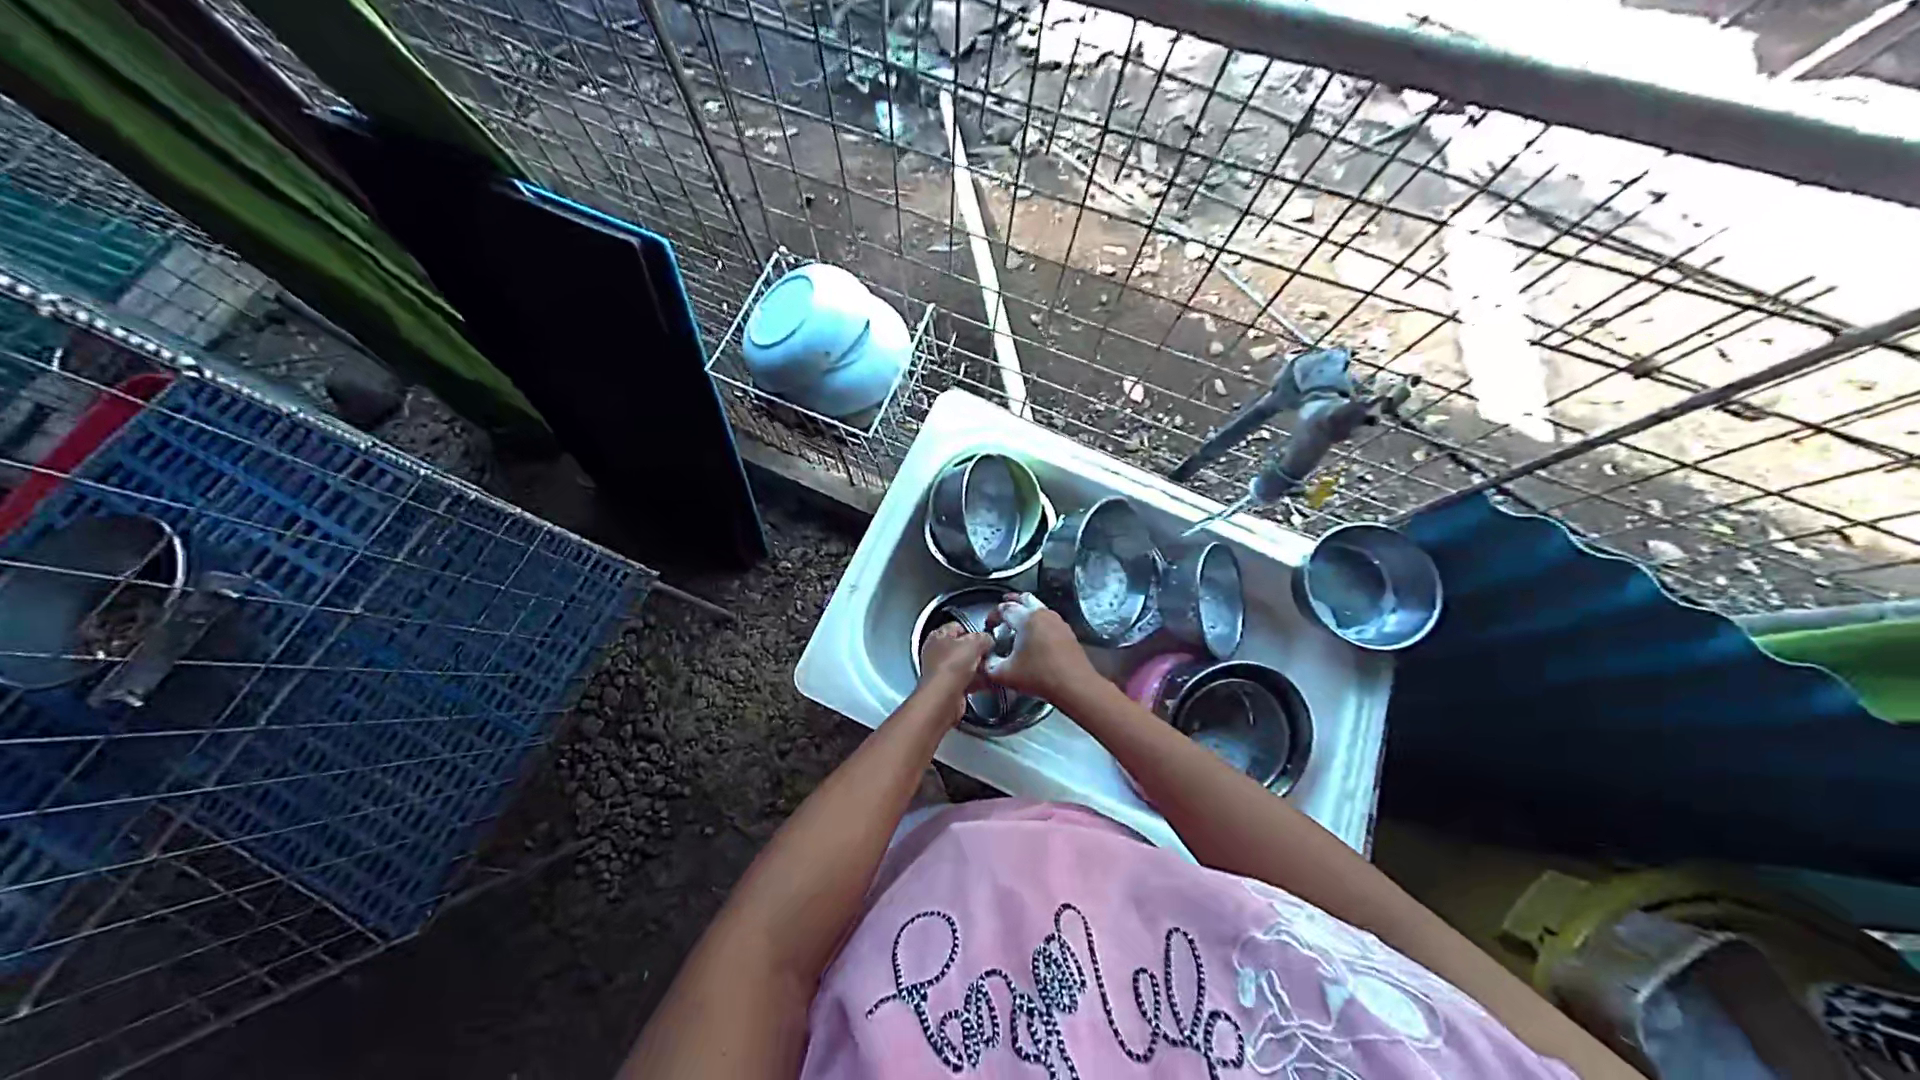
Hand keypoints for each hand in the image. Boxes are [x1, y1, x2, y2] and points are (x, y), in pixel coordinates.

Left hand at [917, 621, 991, 694]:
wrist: (945, 698)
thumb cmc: (953, 665)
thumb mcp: (974, 643)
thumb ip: (984, 638)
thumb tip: (988, 640)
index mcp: (938, 637)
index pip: (957, 627)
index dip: (972, 631)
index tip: (985, 637)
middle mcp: (937, 653)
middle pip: (963, 648)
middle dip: (978, 652)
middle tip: (990, 654)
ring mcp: (943, 671)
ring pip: (966, 666)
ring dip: (979, 668)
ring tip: (992, 668)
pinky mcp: (949, 688)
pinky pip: (967, 681)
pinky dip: (977, 682)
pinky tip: (988, 682)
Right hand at [983, 593, 1095, 702]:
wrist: (1074, 685)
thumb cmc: (1040, 676)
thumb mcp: (1005, 674)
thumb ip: (989, 665)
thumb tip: (986, 661)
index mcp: (1026, 618)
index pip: (1005, 608)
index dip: (993, 614)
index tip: (989, 624)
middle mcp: (1043, 614)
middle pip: (1025, 599)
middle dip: (1012, 602)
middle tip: (1003, 611)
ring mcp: (1058, 622)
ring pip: (1039, 608)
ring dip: (1027, 611)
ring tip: (1018, 623)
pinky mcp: (1067, 632)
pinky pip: (1049, 620)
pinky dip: (1039, 622)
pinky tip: (1035, 637)